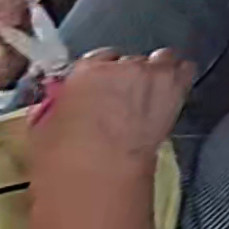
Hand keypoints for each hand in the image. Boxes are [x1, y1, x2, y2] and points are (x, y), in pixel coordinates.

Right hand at [31, 49, 193, 181]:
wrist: (101, 170)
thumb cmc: (62, 155)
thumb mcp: (44, 125)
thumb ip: (59, 101)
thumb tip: (66, 94)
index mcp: (88, 72)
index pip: (97, 58)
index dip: (98, 72)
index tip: (98, 85)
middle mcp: (127, 65)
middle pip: (130, 61)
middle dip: (125, 75)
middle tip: (121, 96)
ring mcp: (158, 72)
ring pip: (160, 60)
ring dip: (154, 72)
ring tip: (145, 94)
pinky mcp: (180, 82)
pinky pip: (184, 68)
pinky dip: (176, 76)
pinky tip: (166, 92)